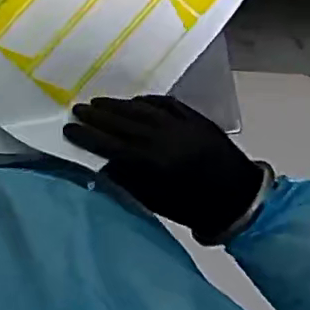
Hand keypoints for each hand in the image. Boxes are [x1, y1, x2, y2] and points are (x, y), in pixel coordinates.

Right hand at [63, 95, 265, 243]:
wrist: (242, 201)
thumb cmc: (192, 207)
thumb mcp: (154, 200)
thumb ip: (126, 179)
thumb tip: (103, 162)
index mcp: (151, 163)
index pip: (108, 144)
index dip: (85, 135)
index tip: (67, 129)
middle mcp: (163, 139)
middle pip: (121, 122)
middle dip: (95, 115)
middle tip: (77, 109)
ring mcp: (181, 126)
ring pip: (141, 109)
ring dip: (116, 105)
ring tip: (98, 102)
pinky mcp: (196, 119)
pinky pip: (166, 104)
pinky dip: (146, 101)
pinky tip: (134, 102)